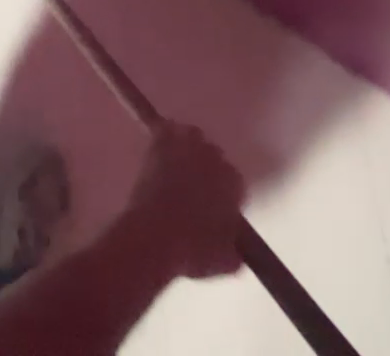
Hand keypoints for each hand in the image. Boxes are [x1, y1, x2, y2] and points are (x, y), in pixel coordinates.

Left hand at [121, 122, 247, 278]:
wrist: (154, 235)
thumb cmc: (192, 252)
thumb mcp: (223, 261)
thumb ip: (234, 251)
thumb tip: (234, 250)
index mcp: (234, 185)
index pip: (235, 180)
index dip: (223, 191)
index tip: (213, 202)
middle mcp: (215, 162)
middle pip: (215, 155)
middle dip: (207, 167)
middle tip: (193, 185)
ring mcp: (187, 150)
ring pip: (193, 135)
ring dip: (189, 145)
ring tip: (178, 160)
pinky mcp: (161, 145)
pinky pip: (167, 129)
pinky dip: (166, 133)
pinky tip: (161, 142)